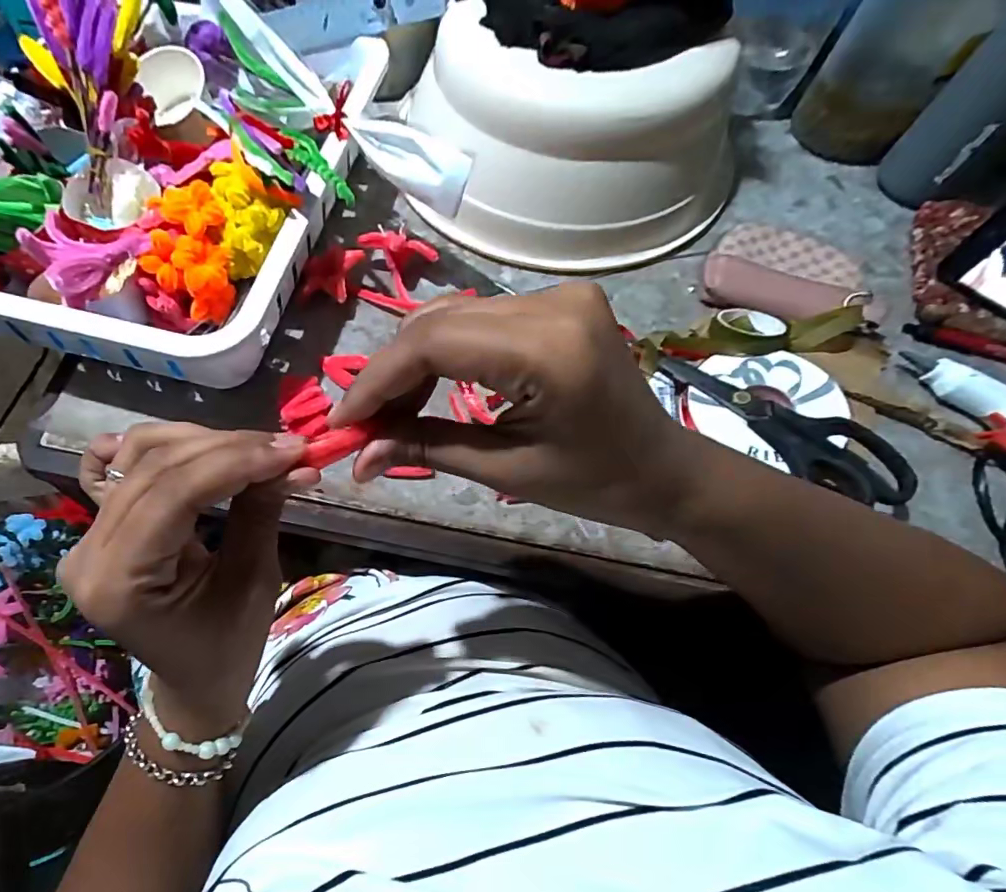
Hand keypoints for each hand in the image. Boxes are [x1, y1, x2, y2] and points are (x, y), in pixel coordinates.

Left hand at [59, 424, 315, 722]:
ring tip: (259, 448)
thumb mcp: (253, 583)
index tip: (293, 449)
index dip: (236, 461)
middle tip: (287, 447)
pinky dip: (172, 451)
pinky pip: (129, 471)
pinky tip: (203, 445)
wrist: (194, 683)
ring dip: (205, 442)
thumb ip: (260, 513)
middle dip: (228, 448)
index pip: (173, 493)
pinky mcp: (98, 530)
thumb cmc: (228, 649)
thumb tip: (292, 461)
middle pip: (153, 467)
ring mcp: (86, 539)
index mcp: (119, 581)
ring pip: (139, 457)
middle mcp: (88, 553)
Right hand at [327, 284, 705, 536]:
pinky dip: (446, 348)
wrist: (660, 468)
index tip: (345, 421)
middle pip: (438, 321)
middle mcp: (553, 303)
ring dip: (413, 358)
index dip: (377, 380)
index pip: (434, 343)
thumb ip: (428, 448)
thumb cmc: (593, 482)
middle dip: (389, 372)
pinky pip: (481, 316)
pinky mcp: (559, 299)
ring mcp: (559, 294)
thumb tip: (358, 456)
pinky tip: (429, 383)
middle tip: (363, 422)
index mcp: (547, 350)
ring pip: (454, 314)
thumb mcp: (505, 471)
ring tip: (391, 409)